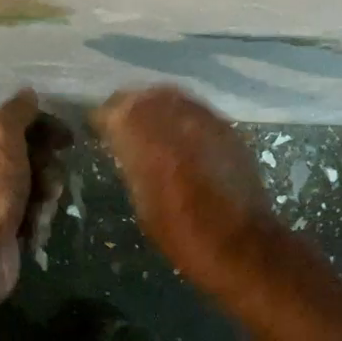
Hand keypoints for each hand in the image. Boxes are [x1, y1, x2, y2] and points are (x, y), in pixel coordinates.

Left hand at [0, 88, 43, 323]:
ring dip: (47, 189)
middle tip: (49, 175)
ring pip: (40, 176)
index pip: (18, 115)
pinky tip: (35, 224)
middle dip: (48, 162)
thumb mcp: (1, 135)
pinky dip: (41, 212)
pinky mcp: (11, 218)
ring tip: (40, 203)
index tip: (67, 136)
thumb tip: (28, 91)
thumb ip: (17, 111)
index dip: (44, 124)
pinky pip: (38, 204)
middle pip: (33, 146)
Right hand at [93, 85, 276, 288]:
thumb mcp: (143, 204)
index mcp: (147, 141)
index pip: (114, 111)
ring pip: (168, 94)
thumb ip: (131, 164)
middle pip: (141, 95)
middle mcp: (174, 119)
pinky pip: (193, 106)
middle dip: (127, 104)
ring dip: (153, 104)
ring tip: (147, 120)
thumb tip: (121, 143)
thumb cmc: (185, 235)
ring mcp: (203, 118)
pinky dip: (179, 112)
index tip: (97, 126)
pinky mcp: (224, 124)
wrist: (244, 246)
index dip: (103, 117)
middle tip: (120, 120)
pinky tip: (178, 129)